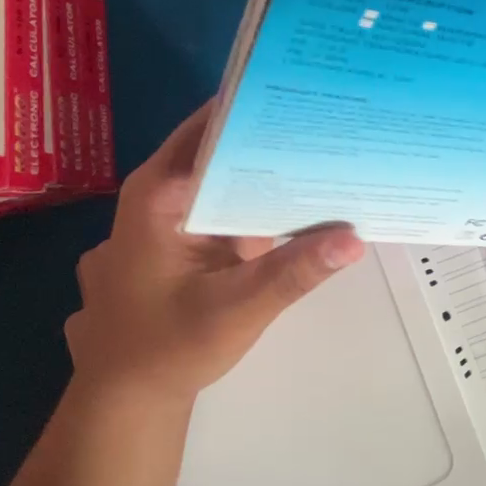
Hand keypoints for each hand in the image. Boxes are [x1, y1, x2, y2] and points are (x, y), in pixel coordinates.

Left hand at [64, 106, 365, 401]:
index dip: (264, 101)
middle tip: (346, 111)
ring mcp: (185, 209)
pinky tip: (323, 186)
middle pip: (232, 138)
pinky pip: (241, 192)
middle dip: (285, 126)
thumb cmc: (167, 348)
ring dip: (284, 157)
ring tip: (344, 140)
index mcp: (161, 192)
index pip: (216, 122)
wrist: (128, 399)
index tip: (316, 87)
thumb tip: (356, 237)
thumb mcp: (235, 309)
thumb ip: (294, 271)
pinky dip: (277, 189)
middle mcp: (169, 189)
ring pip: (238, 165)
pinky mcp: (201, 229)